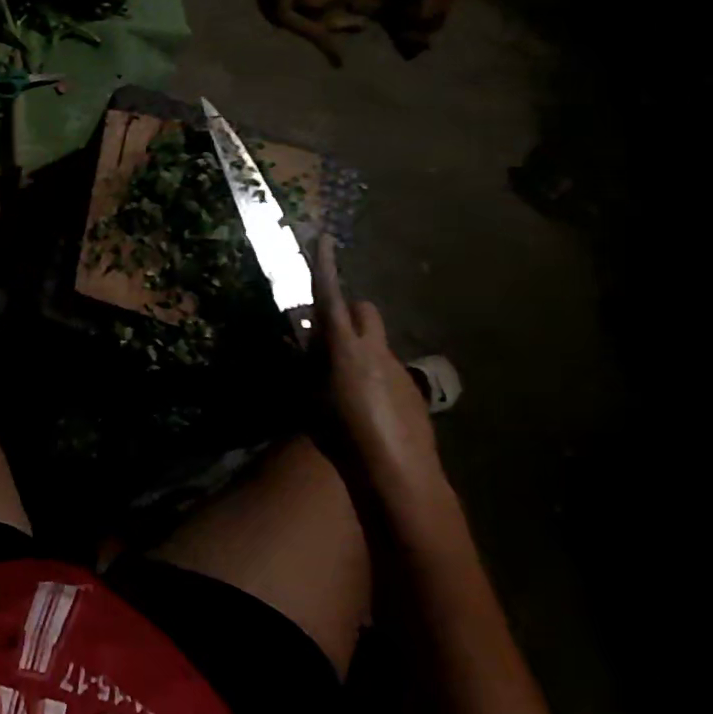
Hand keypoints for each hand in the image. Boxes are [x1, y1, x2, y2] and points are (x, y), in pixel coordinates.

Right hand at [313, 235, 442, 494]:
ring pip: (377, 341)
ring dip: (360, 346)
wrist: (400, 475)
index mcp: (346, 348)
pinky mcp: (412, 389)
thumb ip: (307, 369)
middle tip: (327, 335)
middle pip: (364, 310)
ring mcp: (398, 368)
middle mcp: (375, 349)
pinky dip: (374, 373)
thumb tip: (300, 347)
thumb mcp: (311, 402)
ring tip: (343, 382)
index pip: (331, 296)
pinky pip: (388, 367)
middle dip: (347, 311)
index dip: (324, 266)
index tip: (324, 239)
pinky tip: (367, 406)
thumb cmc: (345, 437)